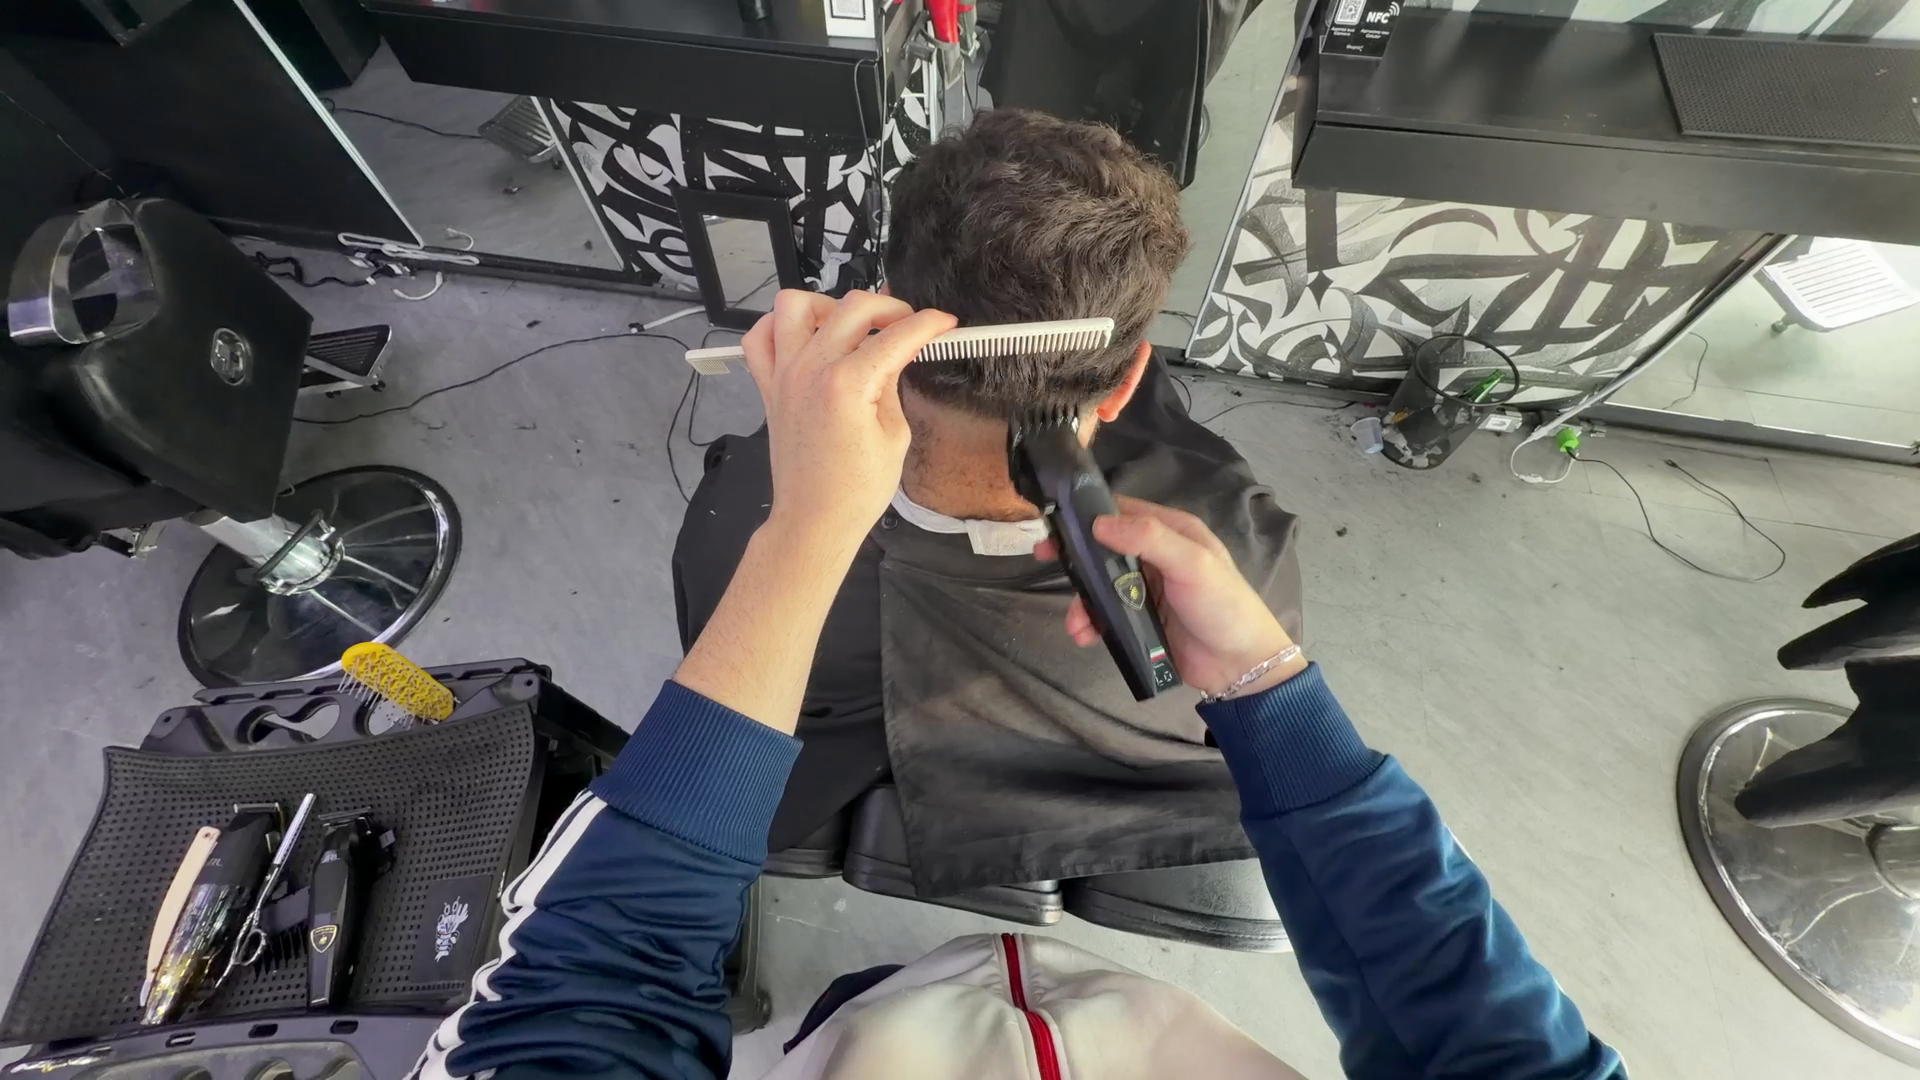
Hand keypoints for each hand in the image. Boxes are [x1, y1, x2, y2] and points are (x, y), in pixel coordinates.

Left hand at [739, 289, 956, 559]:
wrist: (815, 519)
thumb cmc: (857, 490)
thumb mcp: (895, 435)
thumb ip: (892, 384)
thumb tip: (895, 354)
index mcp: (847, 384)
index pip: (896, 336)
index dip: (928, 325)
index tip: (944, 323)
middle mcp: (810, 369)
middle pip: (853, 307)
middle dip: (890, 308)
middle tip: (908, 325)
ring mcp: (784, 374)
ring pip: (796, 305)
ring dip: (829, 306)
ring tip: (851, 327)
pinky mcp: (769, 386)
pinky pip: (759, 337)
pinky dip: (779, 326)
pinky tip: (806, 337)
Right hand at [1038, 497, 1304, 698]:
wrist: (1241, 666)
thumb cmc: (1223, 605)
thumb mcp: (1192, 564)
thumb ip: (1149, 539)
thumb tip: (1099, 522)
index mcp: (1172, 532)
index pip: (1123, 511)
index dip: (1089, 513)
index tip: (1057, 520)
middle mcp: (1155, 556)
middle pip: (1104, 548)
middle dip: (1075, 557)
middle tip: (1044, 558)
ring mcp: (1146, 589)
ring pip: (1101, 585)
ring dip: (1083, 602)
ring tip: (1076, 624)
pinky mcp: (1140, 620)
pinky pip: (1106, 615)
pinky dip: (1092, 623)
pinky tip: (1084, 636)